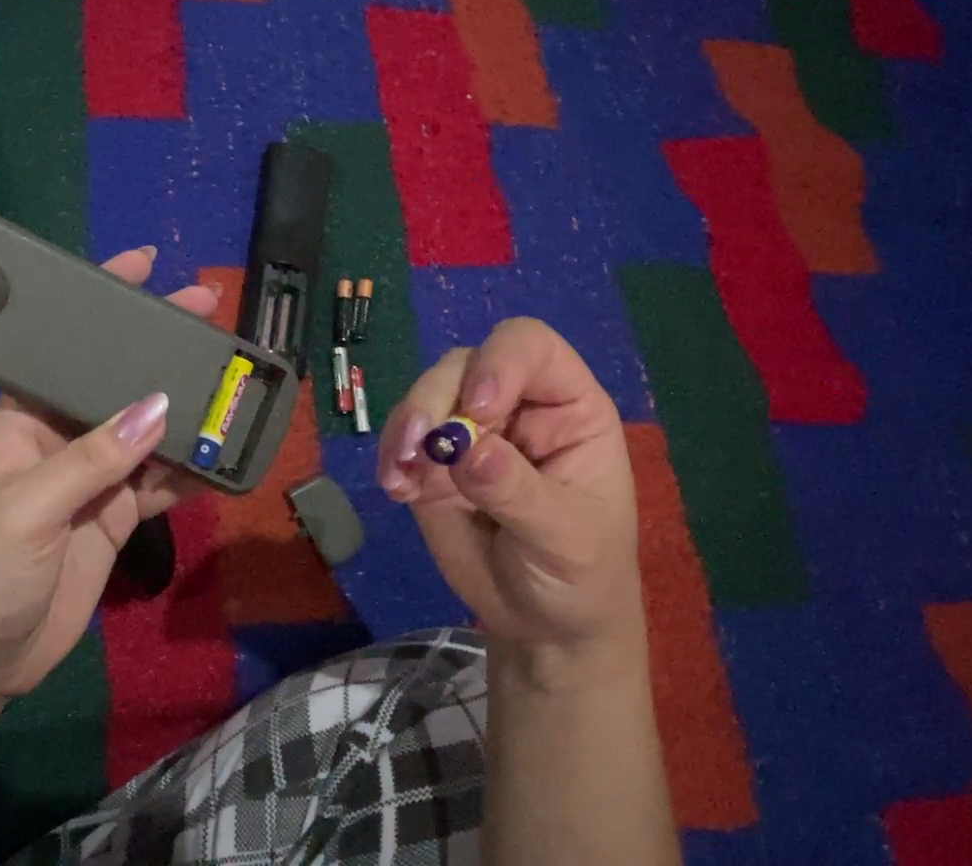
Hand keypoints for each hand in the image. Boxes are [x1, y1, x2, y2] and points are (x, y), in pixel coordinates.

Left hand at [0, 246, 217, 704]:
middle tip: (209, 313)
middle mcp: (61, 439)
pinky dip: (190, 470)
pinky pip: (159, 483)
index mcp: (22, 421)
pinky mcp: (116, 517)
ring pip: (146, 432)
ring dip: (184, 410)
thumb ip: (91, 458)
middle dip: (156, 350)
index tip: (141, 268)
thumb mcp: (26, 509)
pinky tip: (224, 452)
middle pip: (115, 385)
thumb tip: (156, 407)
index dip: (96, 308)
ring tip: (232, 378)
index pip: (61, 352)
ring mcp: (93, 478)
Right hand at [377, 318, 641, 655]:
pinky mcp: (432, 460)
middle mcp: (514, 405)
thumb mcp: (566, 537)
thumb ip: (516, 490)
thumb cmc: (581, 574)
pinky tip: (398, 492)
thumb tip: (465, 449)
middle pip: (463, 365)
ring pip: (424, 397)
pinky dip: (390, 458)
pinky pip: (400, 438)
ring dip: (405, 430)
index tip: (478, 407)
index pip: (531, 349)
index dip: (500, 361)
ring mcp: (468, 430)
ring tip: (403, 481)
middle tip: (418, 448)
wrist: (542, 622)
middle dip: (434, 400)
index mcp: (567, 407)